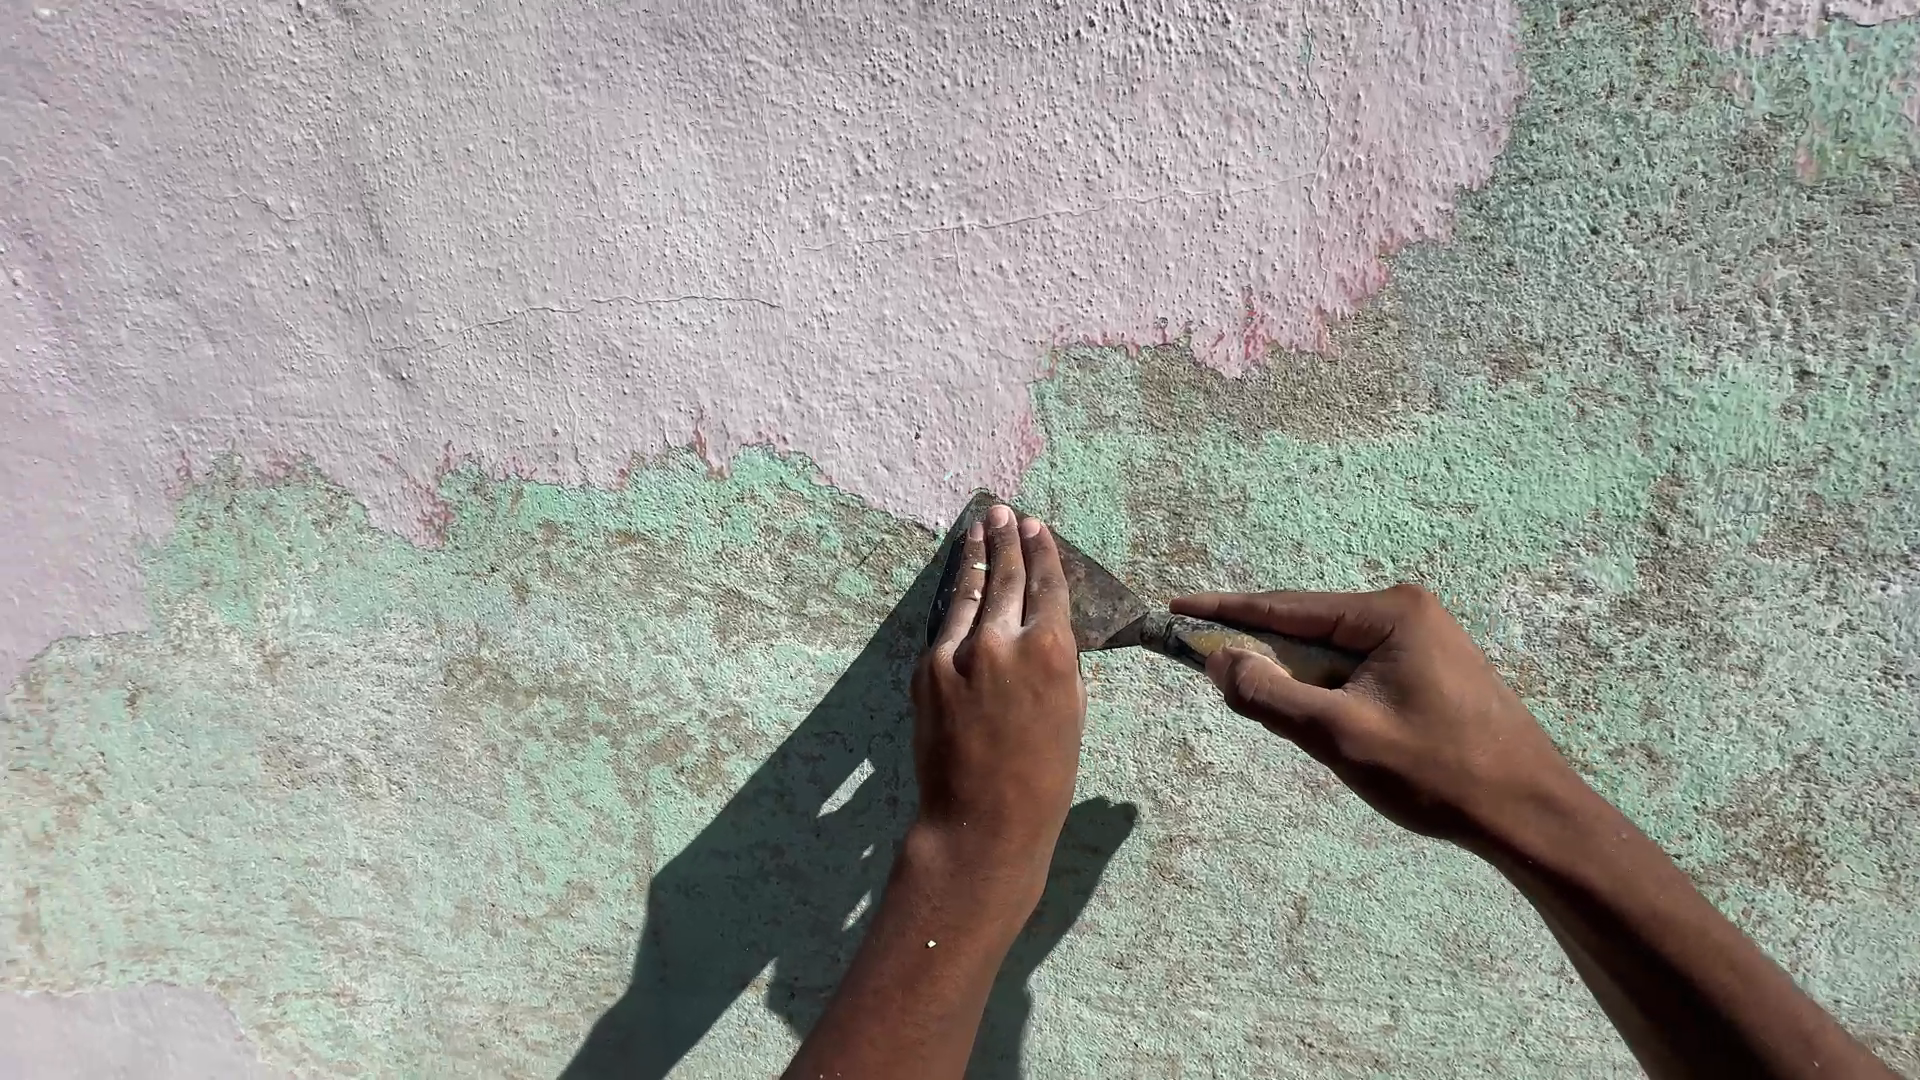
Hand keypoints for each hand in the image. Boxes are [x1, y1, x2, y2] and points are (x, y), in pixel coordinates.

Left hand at [910, 504, 1085, 903]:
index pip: (1046, 586)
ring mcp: (957, 653)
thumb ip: (1056, 661)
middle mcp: (1001, 641)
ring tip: (978, 526)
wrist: (981, 820)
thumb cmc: (1044, 776)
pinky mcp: (928, 669)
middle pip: (1006, 578)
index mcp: (1049, 651)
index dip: (1042, 553)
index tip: (1036, 527)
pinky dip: (956, 600)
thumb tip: (1044, 629)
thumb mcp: (1071, 711)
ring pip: (970, 592)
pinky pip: (947, 626)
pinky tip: (961, 579)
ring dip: (975, 556)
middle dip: (1007, 541)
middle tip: (1004, 512)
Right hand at [1172, 585, 1576, 846]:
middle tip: (1211, 667)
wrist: (1536, 819)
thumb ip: (1268, 694)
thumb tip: (1216, 659)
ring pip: (1327, 652)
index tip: (1176, 605)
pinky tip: (1316, 713)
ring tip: (1271, 706)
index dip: (1224, 610)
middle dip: (1260, 651)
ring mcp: (1420, 637)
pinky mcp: (1426, 665)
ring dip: (1293, 676)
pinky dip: (1321, 687)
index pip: (1285, 608)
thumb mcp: (1338, 735)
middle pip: (1305, 628)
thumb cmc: (1438, 774)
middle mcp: (1404, 611)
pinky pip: (1351, 666)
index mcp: (1388, 613)